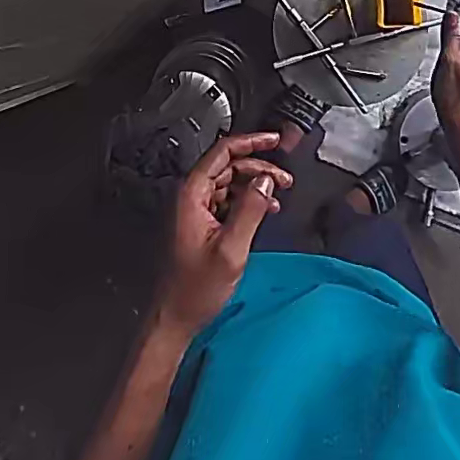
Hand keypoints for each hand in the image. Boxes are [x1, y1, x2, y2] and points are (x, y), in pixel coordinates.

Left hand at [153, 132, 291, 338]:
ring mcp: (195, 209)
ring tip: (278, 195)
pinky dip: (247, 200)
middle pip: (229, 165)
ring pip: (230, 182)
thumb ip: (250, 210)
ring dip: (255, 184)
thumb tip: (266, 181)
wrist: (175, 318)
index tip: (273, 141)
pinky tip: (264, 209)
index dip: (251, 142)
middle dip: (259, 167)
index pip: (223, 151)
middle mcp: (191, 196)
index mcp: (192, 194)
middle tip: (284, 178)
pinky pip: (227, 199)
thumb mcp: (230, 249)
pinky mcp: (201, 222)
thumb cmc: (194, 290)